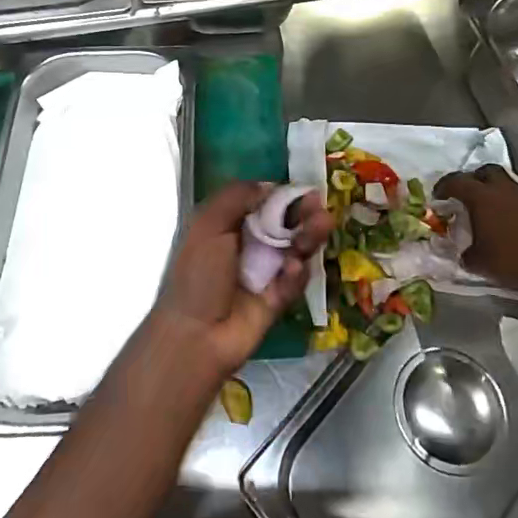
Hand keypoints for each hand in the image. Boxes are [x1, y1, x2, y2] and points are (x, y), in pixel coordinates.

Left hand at [152, 182, 331, 378]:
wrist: (196, 333)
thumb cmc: (197, 274)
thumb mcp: (208, 225)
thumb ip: (236, 198)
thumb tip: (269, 184)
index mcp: (227, 225)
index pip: (261, 203)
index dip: (282, 195)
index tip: (303, 189)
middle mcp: (247, 246)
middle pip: (284, 224)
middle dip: (303, 214)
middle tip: (320, 208)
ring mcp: (264, 273)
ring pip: (295, 249)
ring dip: (309, 237)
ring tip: (322, 225)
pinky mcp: (277, 299)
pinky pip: (293, 281)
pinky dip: (296, 274)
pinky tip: (293, 269)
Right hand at [434, 167, 517, 305]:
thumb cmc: (514, 262)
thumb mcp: (478, 263)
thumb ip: (466, 252)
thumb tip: (463, 253)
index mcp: (482, 198)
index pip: (456, 181)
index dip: (444, 186)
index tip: (439, 196)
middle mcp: (506, 189)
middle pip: (487, 171)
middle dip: (475, 180)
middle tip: (469, 196)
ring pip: (511, 186)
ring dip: (501, 195)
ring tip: (498, 216)